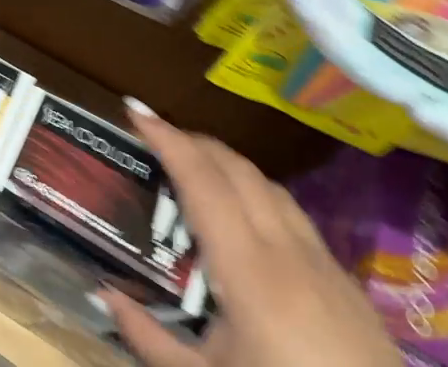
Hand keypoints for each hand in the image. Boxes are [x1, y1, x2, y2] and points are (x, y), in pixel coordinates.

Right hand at [98, 107, 401, 366]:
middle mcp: (287, 251)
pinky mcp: (346, 281)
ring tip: (192, 166)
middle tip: (153, 135)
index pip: (202, 181)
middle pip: (238, 170)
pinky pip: (293, 214)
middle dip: (193, 141)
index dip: (167, 139)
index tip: (135, 110)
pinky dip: (256, 193)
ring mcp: (323, 262)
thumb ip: (148, 337)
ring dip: (226, 163)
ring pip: (270, 186)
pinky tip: (243, 217)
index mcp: (248, 270)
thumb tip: (101, 295)